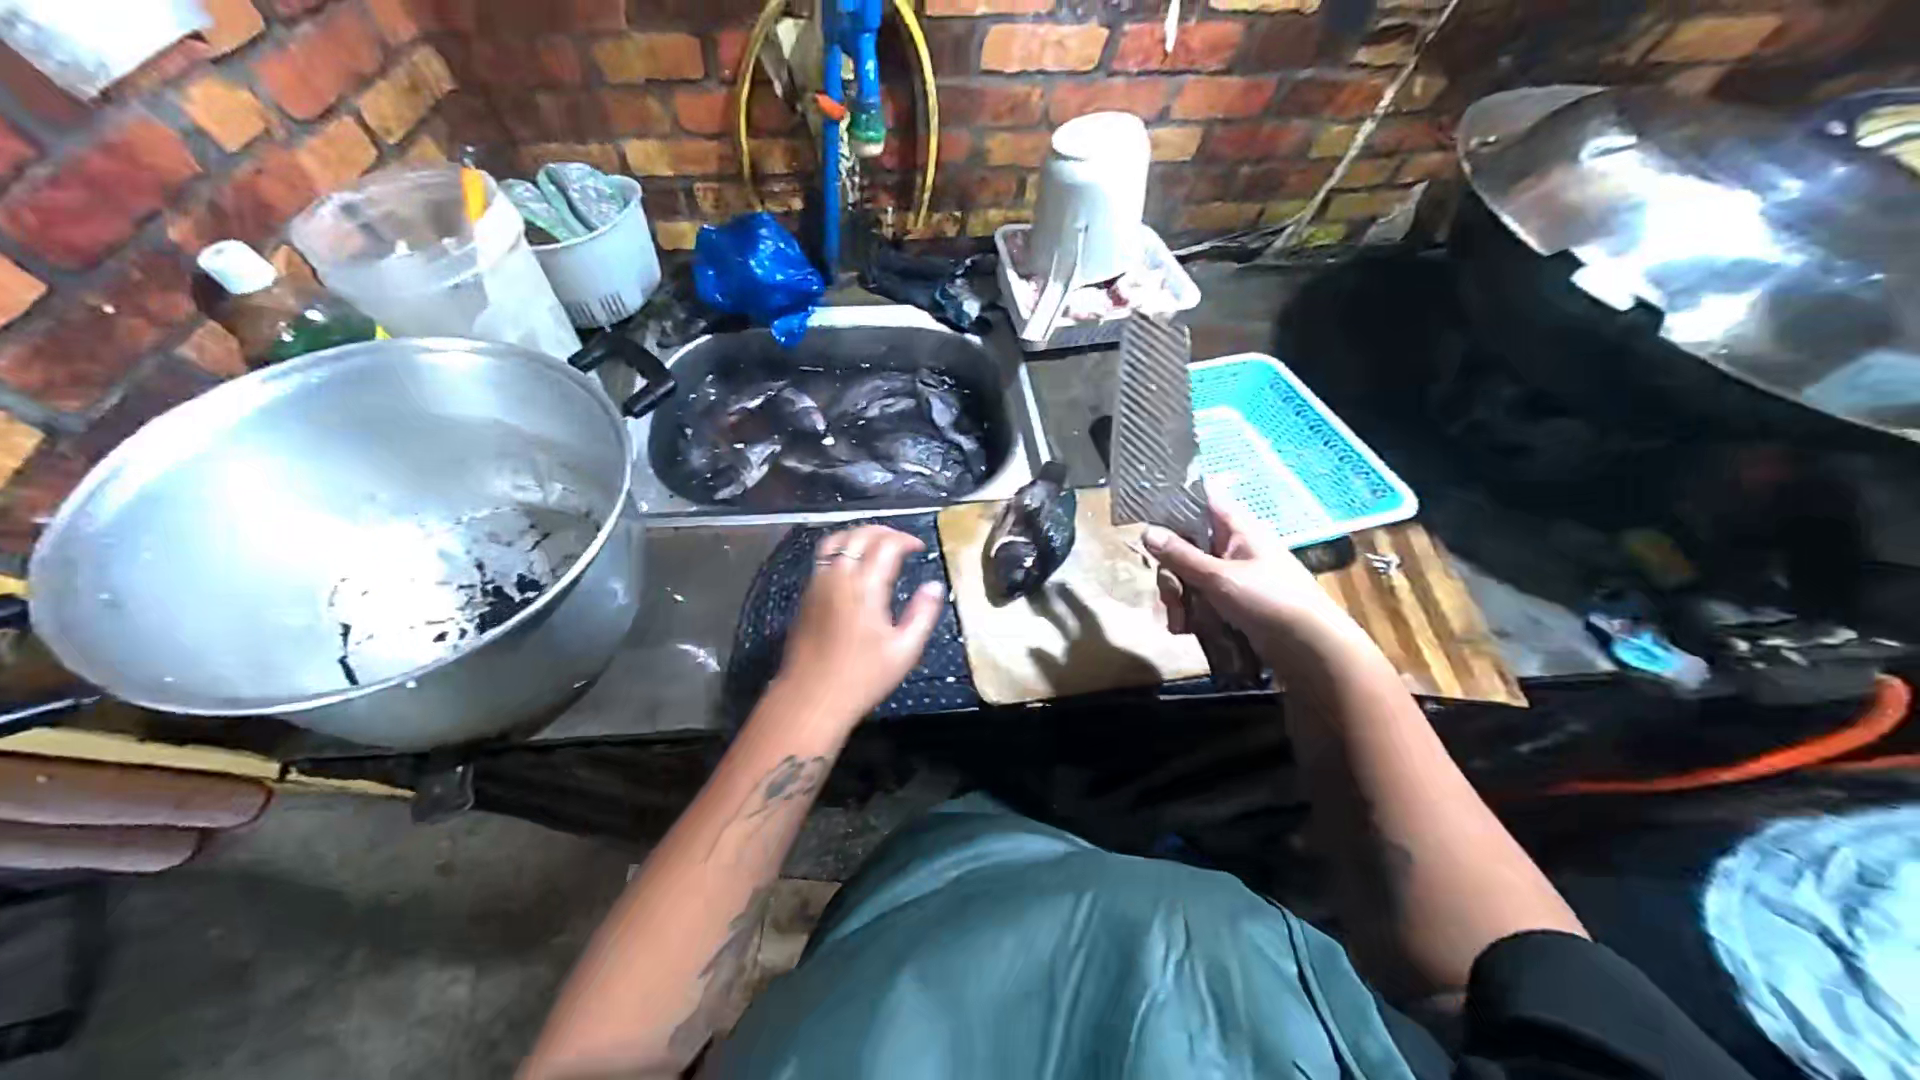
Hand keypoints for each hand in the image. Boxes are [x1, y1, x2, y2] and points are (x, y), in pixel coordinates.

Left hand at [773, 525, 945, 728]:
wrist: (810, 697)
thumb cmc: (862, 677)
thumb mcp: (904, 650)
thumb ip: (922, 614)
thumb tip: (934, 586)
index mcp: (865, 587)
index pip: (886, 544)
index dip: (905, 539)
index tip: (919, 548)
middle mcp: (839, 577)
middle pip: (859, 534)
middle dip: (884, 531)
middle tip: (902, 542)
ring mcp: (818, 584)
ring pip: (836, 540)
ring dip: (859, 535)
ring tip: (877, 545)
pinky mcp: (807, 595)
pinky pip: (824, 556)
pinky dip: (842, 549)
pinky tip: (854, 565)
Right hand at [1142, 498, 1357, 665]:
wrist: (1310, 648)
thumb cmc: (1269, 601)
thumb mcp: (1219, 577)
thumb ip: (1181, 556)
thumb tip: (1146, 531)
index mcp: (1238, 530)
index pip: (1203, 499)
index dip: (1176, 501)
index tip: (1149, 517)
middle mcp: (1234, 548)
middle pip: (1187, 546)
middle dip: (1172, 572)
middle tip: (1171, 595)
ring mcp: (1233, 576)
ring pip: (1189, 576)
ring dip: (1179, 598)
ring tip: (1181, 622)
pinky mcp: (1233, 603)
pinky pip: (1200, 599)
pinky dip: (1190, 613)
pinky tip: (1187, 629)